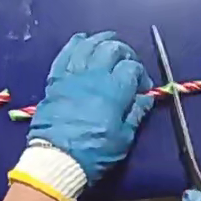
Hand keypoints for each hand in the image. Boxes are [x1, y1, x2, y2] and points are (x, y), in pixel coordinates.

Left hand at [26, 31, 155, 185]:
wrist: (56, 160)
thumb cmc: (93, 153)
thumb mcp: (123, 139)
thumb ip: (135, 114)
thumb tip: (146, 97)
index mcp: (114, 90)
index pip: (132, 68)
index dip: (141, 75)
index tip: (142, 87)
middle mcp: (94, 76)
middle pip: (112, 49)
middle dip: (125, 52)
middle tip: (128, 63)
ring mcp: (72, 76)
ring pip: (88, 45)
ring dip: (101, 40)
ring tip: (108, 42)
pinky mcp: (55, 81)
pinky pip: (65, 54)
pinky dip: (75, 45)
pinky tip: (82, 42)